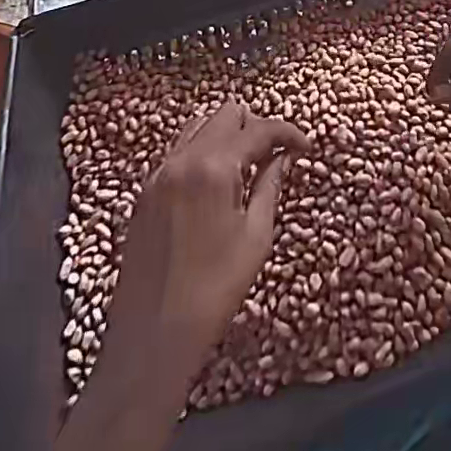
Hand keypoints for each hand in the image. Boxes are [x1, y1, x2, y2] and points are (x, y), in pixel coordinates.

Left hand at [103, 102, 309, 364]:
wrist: (151, 336)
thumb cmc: (215, 289)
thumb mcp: (256, 236)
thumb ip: (270, 185)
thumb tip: (285, 156)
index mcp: (213, 168)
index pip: (259, 129)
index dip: (288, 133)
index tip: (306, 147)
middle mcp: (181, 160)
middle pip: (225, 114)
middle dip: (255, 127)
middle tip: (274, 156)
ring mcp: (157, 175)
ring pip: (198, 127)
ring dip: (227, 136)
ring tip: (247, 168)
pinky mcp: (144, 193)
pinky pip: (178, 153)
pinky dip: (203, 154)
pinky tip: (217, 186)